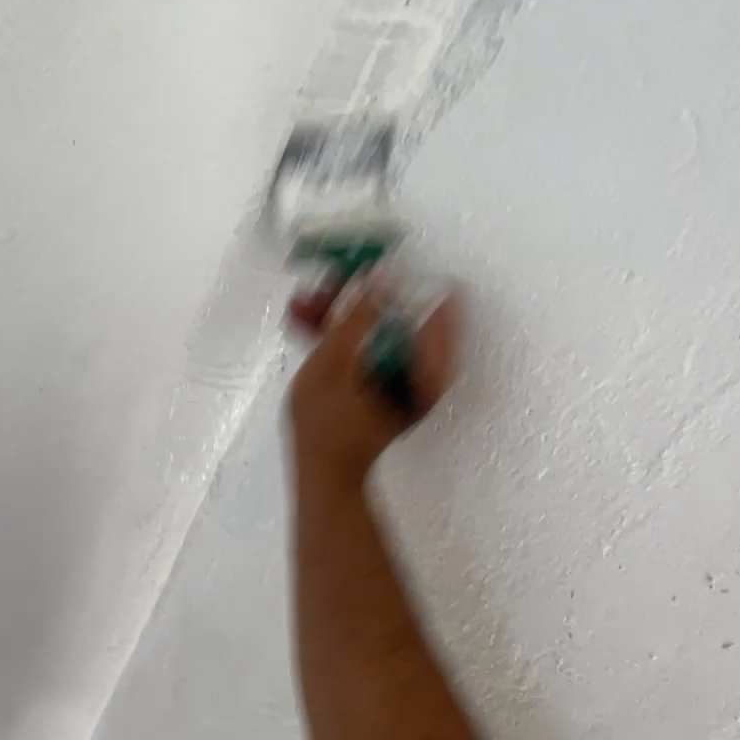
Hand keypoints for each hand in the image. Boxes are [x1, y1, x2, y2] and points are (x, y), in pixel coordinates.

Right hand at [285, 271, 462, 487]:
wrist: (323, 475)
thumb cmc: (327, 425)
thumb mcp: (334, 364)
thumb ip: (355, 319)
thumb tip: (375, 279)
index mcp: (430, 367)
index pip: (434, 306)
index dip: (400, 281)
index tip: (368, 264)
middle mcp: (427, 372)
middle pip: (402, 317)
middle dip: (359, 297)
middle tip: (327, 283)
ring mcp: (406, 382)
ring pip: (380, 331)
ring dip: (343, 315)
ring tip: (305, 303)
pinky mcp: (384, 389)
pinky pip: (368, 350)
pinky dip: (342, 337)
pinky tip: (310, 326)